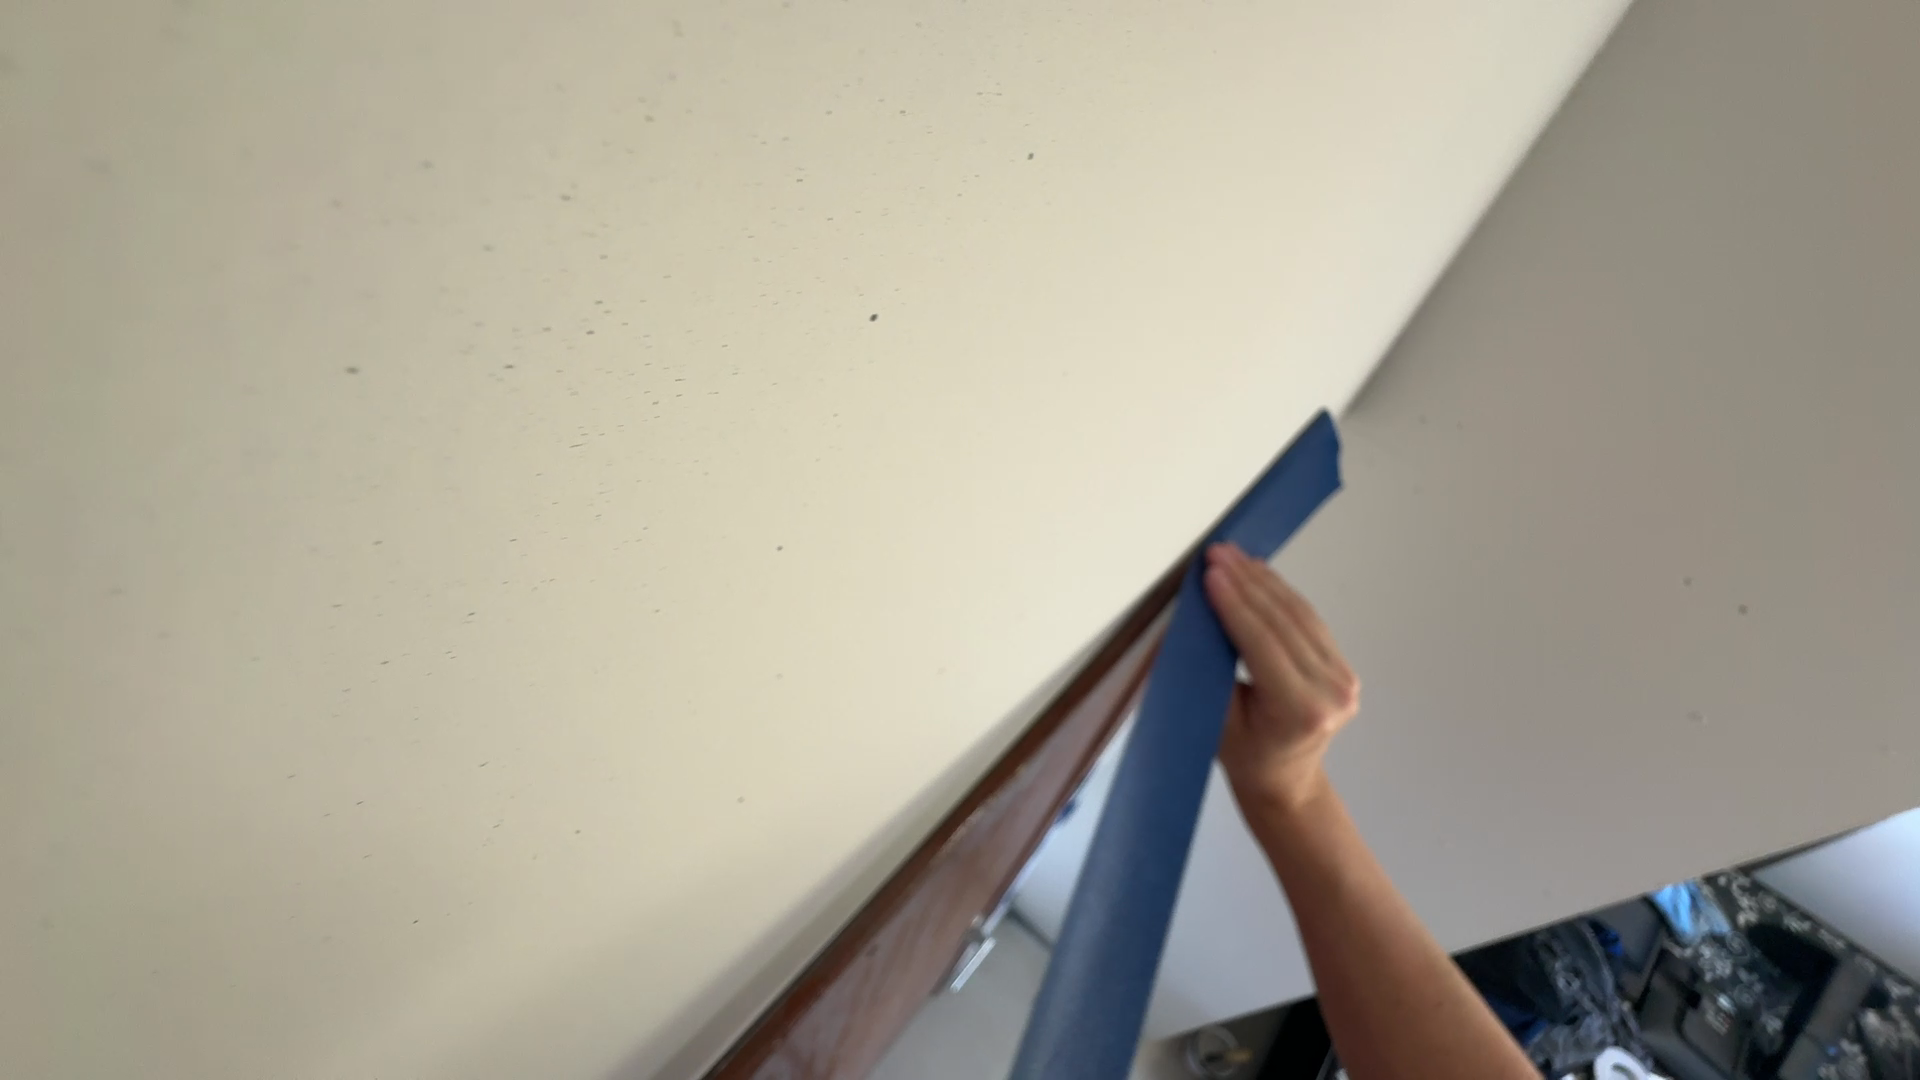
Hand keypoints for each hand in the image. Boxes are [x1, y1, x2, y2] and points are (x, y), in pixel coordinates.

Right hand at [1202, 543, 1359, 813]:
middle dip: (1246, 583)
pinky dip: (1280, 592)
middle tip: (1217, 553)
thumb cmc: (1244, 758)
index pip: (1262, 643)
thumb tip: (1195, 619)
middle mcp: (1332, 691)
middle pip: (1283, 622)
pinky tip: (1258, 572)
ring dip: (1262, 580)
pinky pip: (1308, 620)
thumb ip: (1213, 672)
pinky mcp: (1342, 665)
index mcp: (1301, 710)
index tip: (1210, 573)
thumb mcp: (1219, 720)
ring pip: (1299, 614)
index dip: (1235, 605)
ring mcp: (1343, 677)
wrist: (1286, 781)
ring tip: (1232, 555)